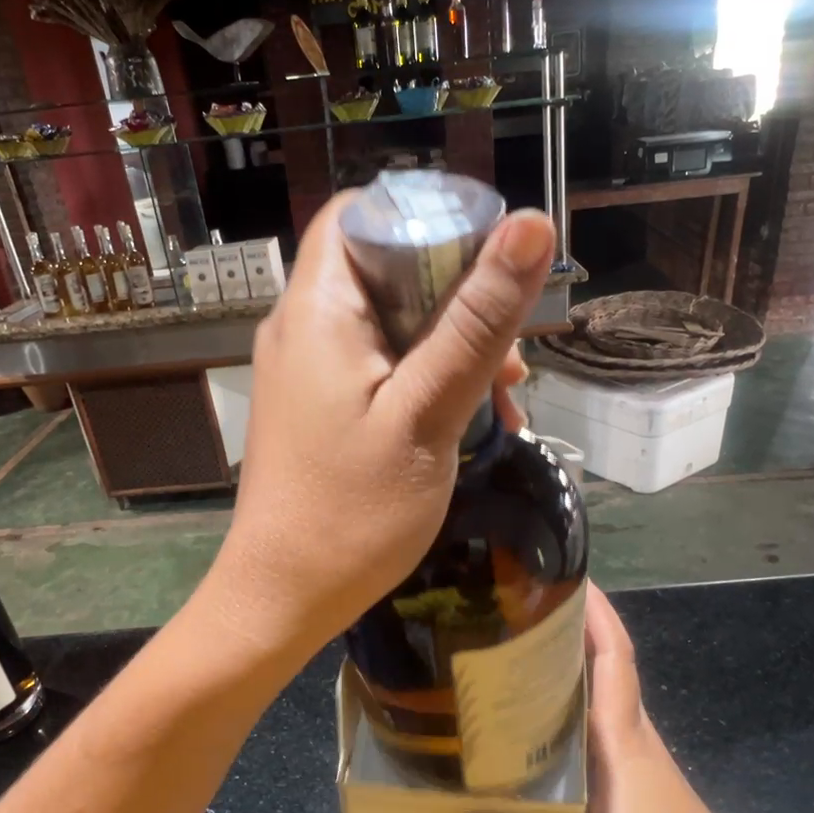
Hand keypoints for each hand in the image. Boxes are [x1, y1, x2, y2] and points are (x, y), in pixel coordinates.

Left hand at [210, 190, 554, 649]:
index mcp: (320, 309)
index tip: (491, 264)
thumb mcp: (428, 414)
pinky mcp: (316, 410)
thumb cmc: (353, 512)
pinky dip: (426, 380)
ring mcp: (307, 372)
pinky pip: (378, 368)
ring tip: (506, 400)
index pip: (365, 214)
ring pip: (390, 324)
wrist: (283, 598)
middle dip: (459, 298)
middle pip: (386, 269)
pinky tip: (469, 423)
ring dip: (452, 347)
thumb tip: (530, 225)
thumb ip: (477, 322)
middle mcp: (303, 327)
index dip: (430, 221)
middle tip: (511, 353)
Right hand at [467, 582, 761, 812]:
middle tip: (516, 609)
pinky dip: (570, 701)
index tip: (569, 576)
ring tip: (514, 650)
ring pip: (600, 689)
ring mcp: (632, 748)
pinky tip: (535, 718)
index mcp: (621, 733)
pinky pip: (596, 718)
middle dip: (570, 626)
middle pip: (604, 660)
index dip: (597, 612)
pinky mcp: (630, 768)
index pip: (615, 655)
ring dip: (569, 662)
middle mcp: (627, 729)